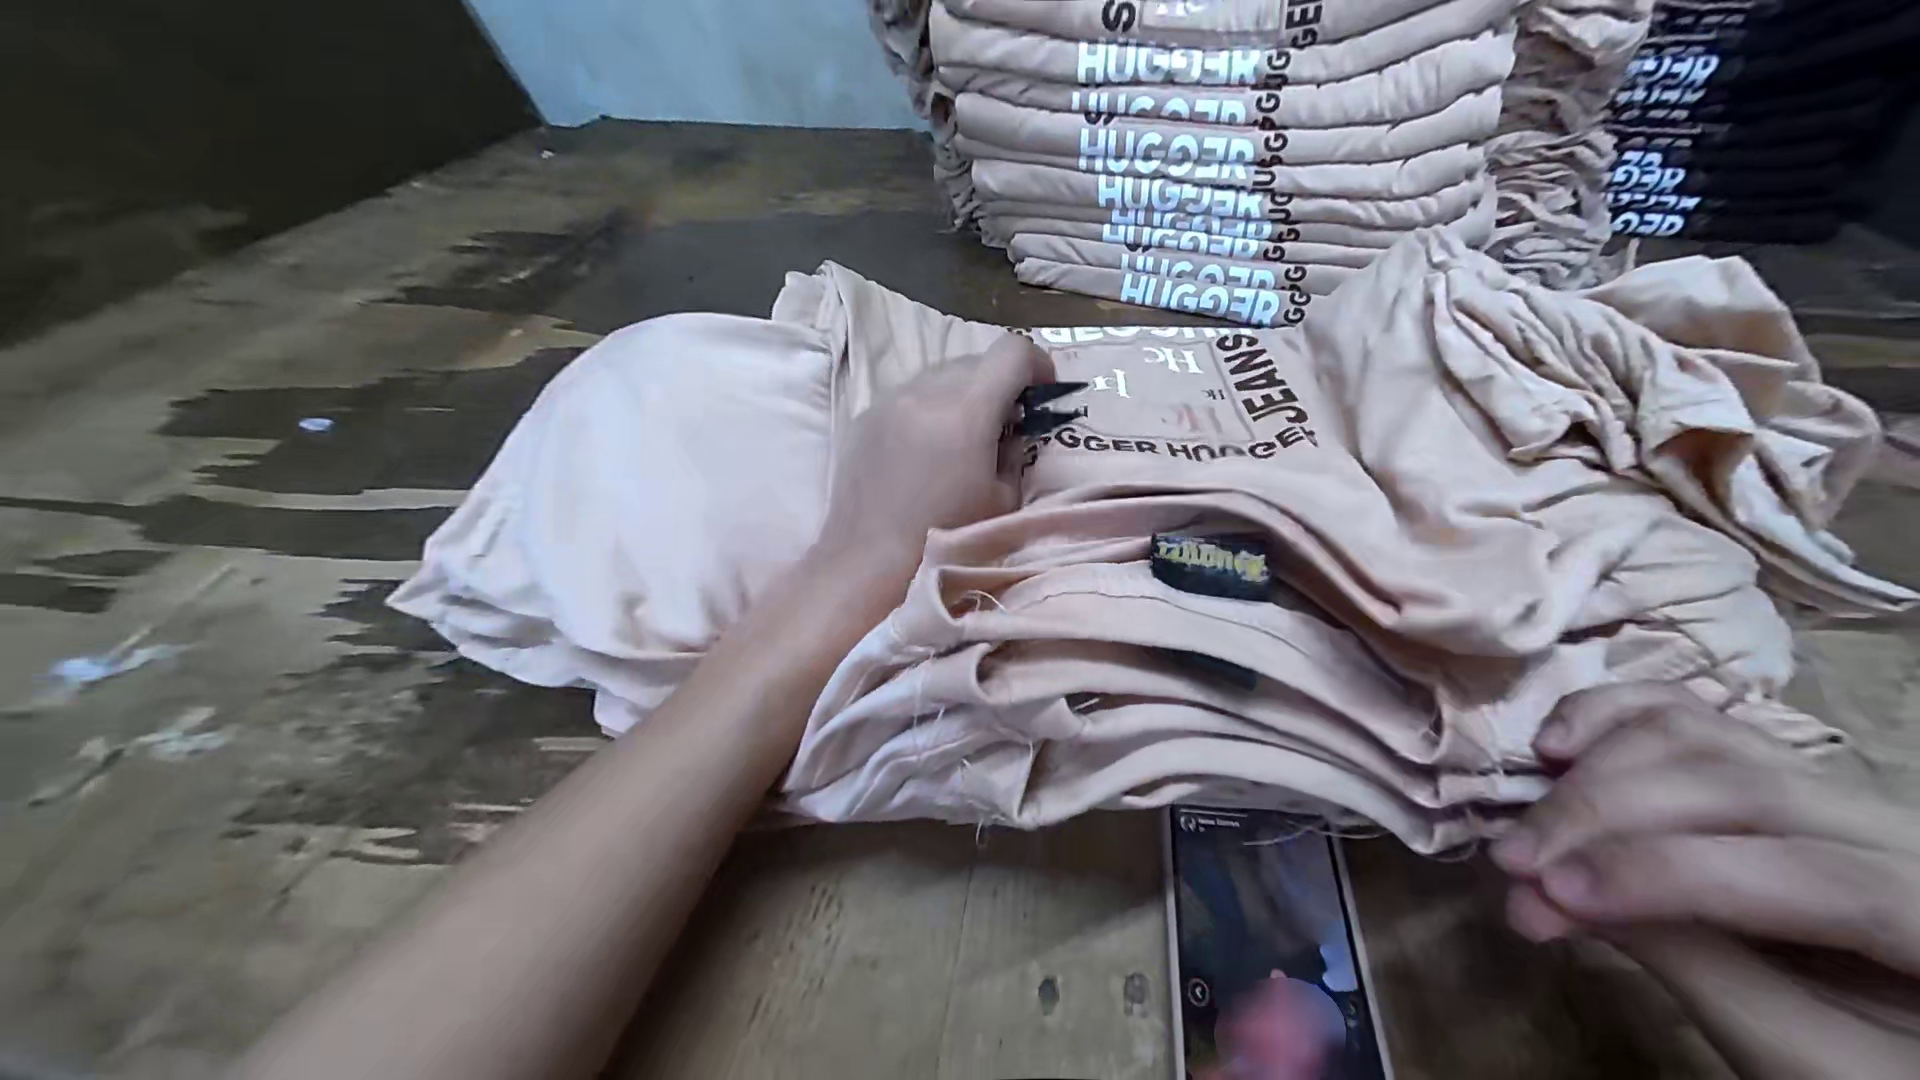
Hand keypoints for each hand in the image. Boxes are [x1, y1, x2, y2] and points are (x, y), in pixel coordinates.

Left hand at [812, 333, 1053, 588]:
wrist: (870, 562)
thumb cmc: (945, 538)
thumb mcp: (1003, 499)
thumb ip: (1015, 451)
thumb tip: (1012, 428)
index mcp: (965, 412)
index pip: (1011, 352)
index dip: (1038, 364)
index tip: (1043, 391)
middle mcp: (924, 393)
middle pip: (975, 360)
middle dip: (1000, 382)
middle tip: (1006, 420)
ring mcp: (888, 401)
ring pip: (939, 374)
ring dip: (962, 392)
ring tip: (962, 435)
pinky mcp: (864, 416)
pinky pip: (908, 395)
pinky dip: (929, 407)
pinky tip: (925, 448)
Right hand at [1492, 684, 1919, 1079]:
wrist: (1895, 1034)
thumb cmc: (1866, 1066)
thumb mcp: (1805, 1057)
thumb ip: (1691, 965)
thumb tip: (1546, 893)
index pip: (1810, 875)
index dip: (1659, 875)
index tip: (1548, 893)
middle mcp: (1899, 827)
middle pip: (1727, 785)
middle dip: (1595, 818)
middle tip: (1509, 861)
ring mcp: (1824, 782)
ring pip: (1689, 734)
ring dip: (1585, 771)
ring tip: (1522, 820)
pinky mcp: (1758, 762)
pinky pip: (1676, 711)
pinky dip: (1600, 714)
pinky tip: (1551, 744)